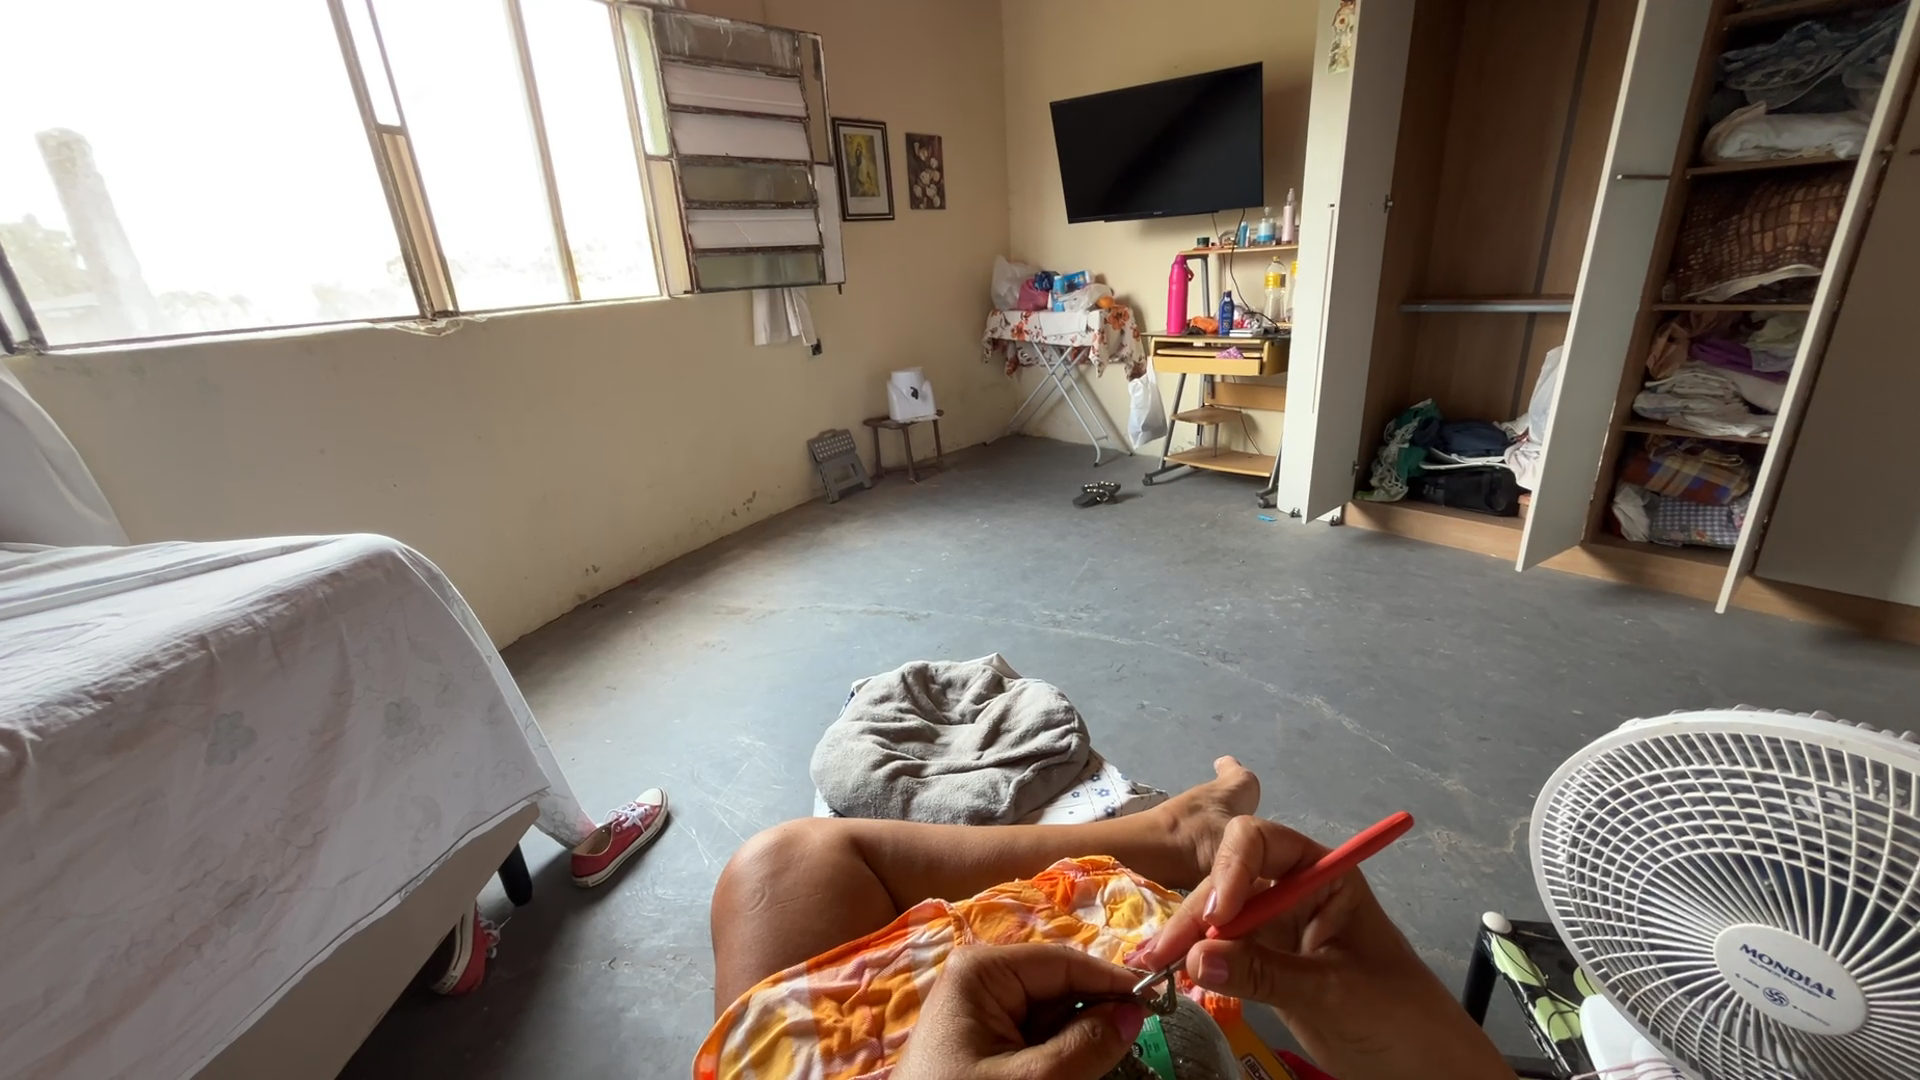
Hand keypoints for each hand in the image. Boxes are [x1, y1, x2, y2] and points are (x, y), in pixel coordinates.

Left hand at [893, 944, 1146, 1079]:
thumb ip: (1084, 1047)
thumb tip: (1134, 1011)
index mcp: (982, 970)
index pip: (1062, 961)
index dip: (1111, 979)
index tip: (1159, 999)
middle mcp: (981, 980)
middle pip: (1058, 987)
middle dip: (1097, 1014)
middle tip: (1142, 1037)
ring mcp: (981, 1012)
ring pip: (1051, 1016)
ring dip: (1081, 1040)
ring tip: (1107, 1061)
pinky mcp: (983, 1045)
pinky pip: (1034, 1040)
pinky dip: (1060, 1057)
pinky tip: (1079, 1070)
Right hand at [1130, 816, 1508, 1079]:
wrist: (1430, 1077)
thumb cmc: (1403, 1021)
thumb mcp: (1335, 994)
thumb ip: (1265, 973)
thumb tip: (1196, 959)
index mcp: (1321, 872)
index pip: (1260, 842)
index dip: (1231, 868)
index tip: (1216, 917)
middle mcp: (1290, 886)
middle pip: (1228, 879)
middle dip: (1196, 913)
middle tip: (1161, 952)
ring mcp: (1273, 923)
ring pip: (1216, 914)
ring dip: (1184, 936)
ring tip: (1149, 963)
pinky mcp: (1261, 958)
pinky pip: (1219, 948)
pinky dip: (1194, 959)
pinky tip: (1168, 972)